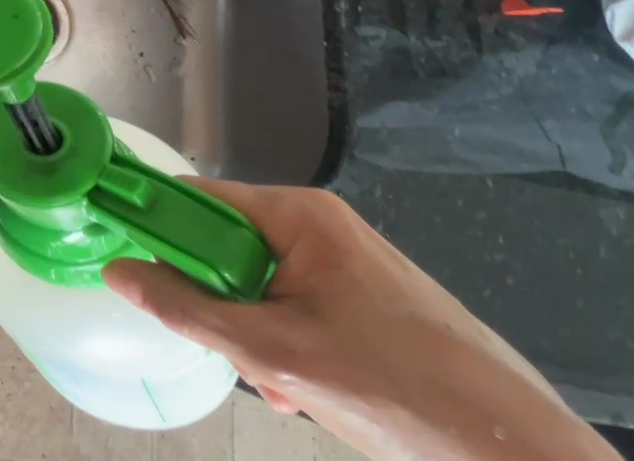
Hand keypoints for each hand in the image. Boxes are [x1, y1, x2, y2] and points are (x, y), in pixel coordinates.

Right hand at [103, 180, 611, 460]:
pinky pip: (292, 299)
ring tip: (275, 379)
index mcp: (297, 215)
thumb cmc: (393, 387)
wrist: (517, 454)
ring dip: (249, 329)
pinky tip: (302, 384)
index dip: (159, 230)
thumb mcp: (270, 350)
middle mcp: (318, 224)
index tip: (140, 271)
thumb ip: (184, 307)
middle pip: (223, 244)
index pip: (194, 198)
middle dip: (216, 300)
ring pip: (256, 280)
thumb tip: (115, 271)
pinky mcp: (364, 291)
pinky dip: (283, 339)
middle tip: (228, 348)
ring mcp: (345, 257)